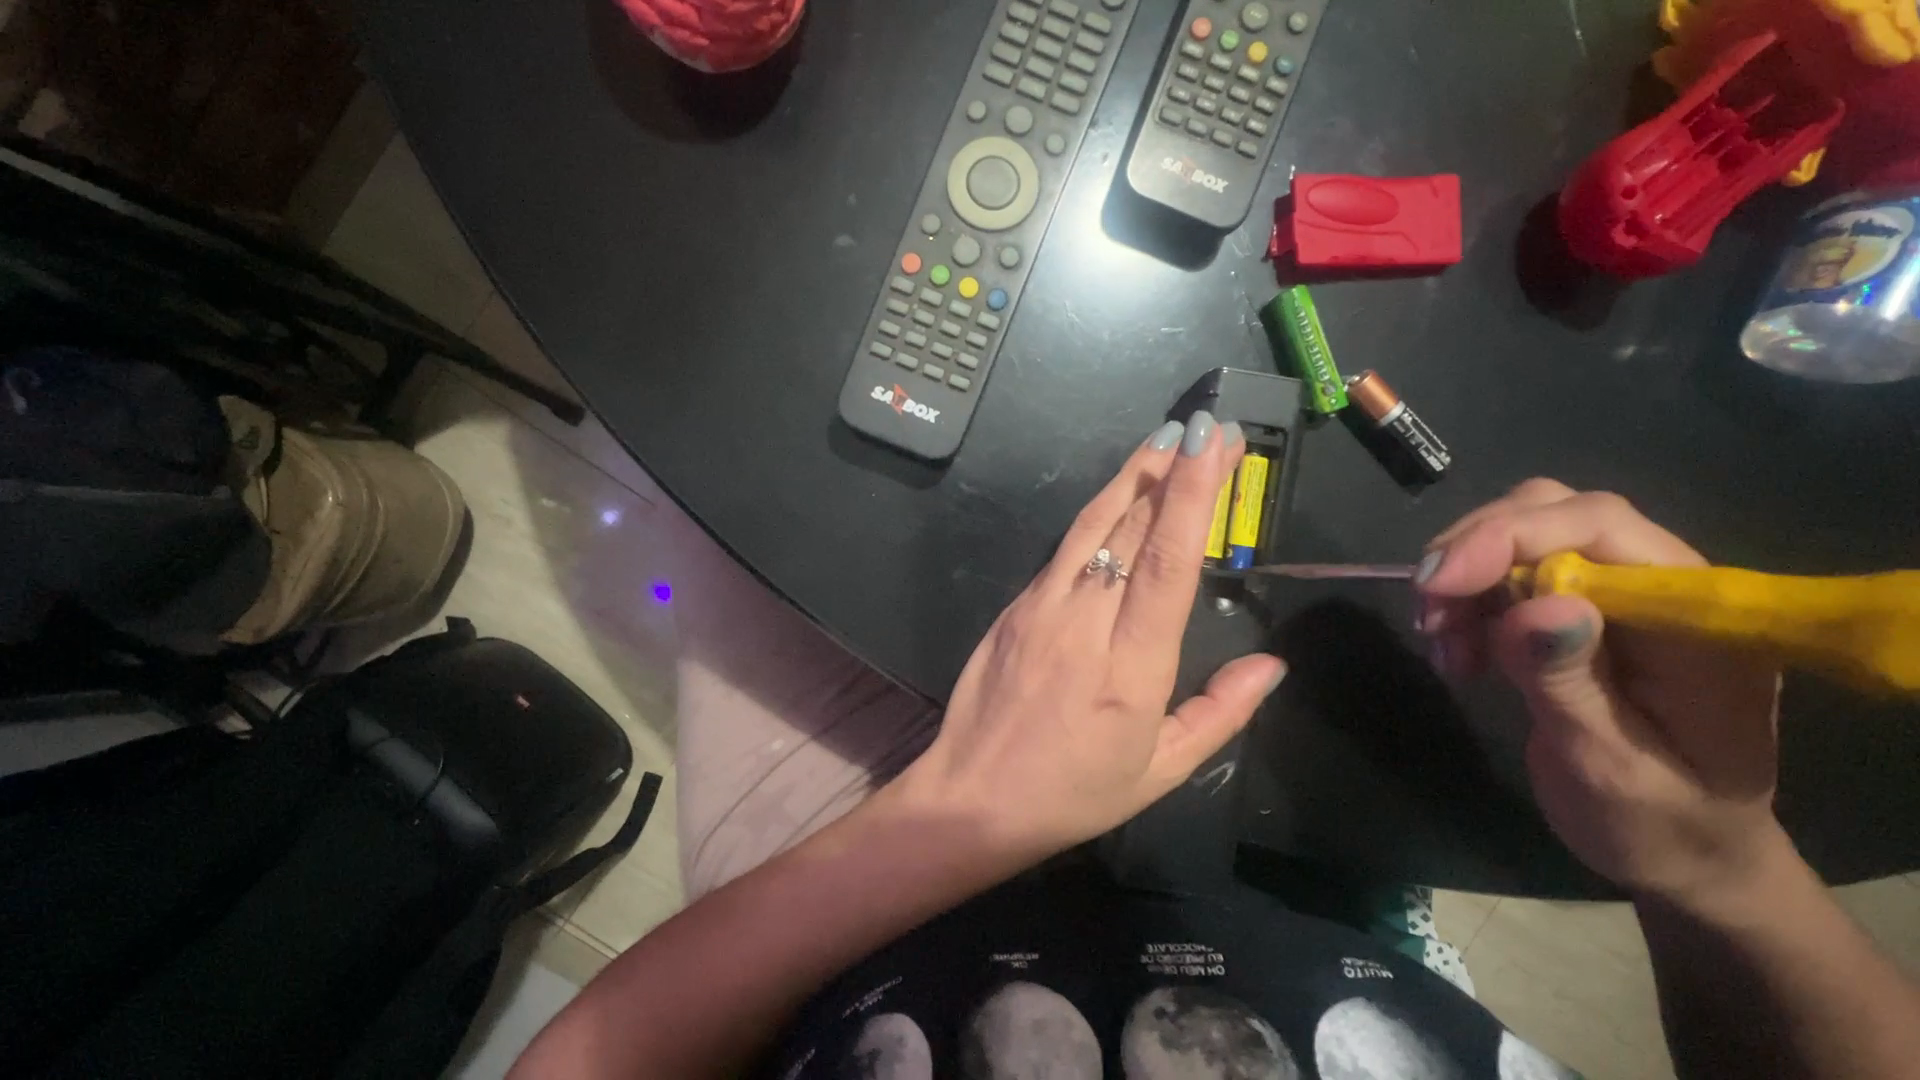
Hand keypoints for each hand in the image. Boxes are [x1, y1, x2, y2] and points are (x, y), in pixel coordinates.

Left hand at [891, 413, 1287, 862]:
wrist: (973, 798)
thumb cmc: (1074, 792)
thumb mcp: (1161, 770)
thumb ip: (1220, 712)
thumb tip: (1272, 664)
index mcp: (1131, 666)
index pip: (1168, 561)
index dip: (1193, 495)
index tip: (1216, 445)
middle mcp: (1084, 622)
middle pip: (1132, 529)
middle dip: (1173, 470)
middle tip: (1208, 427)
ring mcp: (1041, 608)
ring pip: (1092, 527)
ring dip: (1132, 478)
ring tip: (1166, 439)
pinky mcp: (1015, 607)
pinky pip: (1064, 550)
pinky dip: (1098, 514)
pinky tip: (1118, 498)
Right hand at [1414, 479, 1786, 904]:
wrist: (1680, 855)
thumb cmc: (1658, 822)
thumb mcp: (1611, 765)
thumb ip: (1571, 681)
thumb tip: (1535, 605)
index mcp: (1693, 612)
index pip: (1599, 525)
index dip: (1510, 534)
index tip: (1439, 581)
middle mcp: (1658, 584)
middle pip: (1554, 513)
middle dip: (1477, 550)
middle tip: (1428, 608)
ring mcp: (1617, 595)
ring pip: (1521, 537)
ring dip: (1464, 582)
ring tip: (1442, 646)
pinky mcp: (1579, 612)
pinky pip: (1507, 577)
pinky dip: (1466, 604)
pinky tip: (1457, 654)